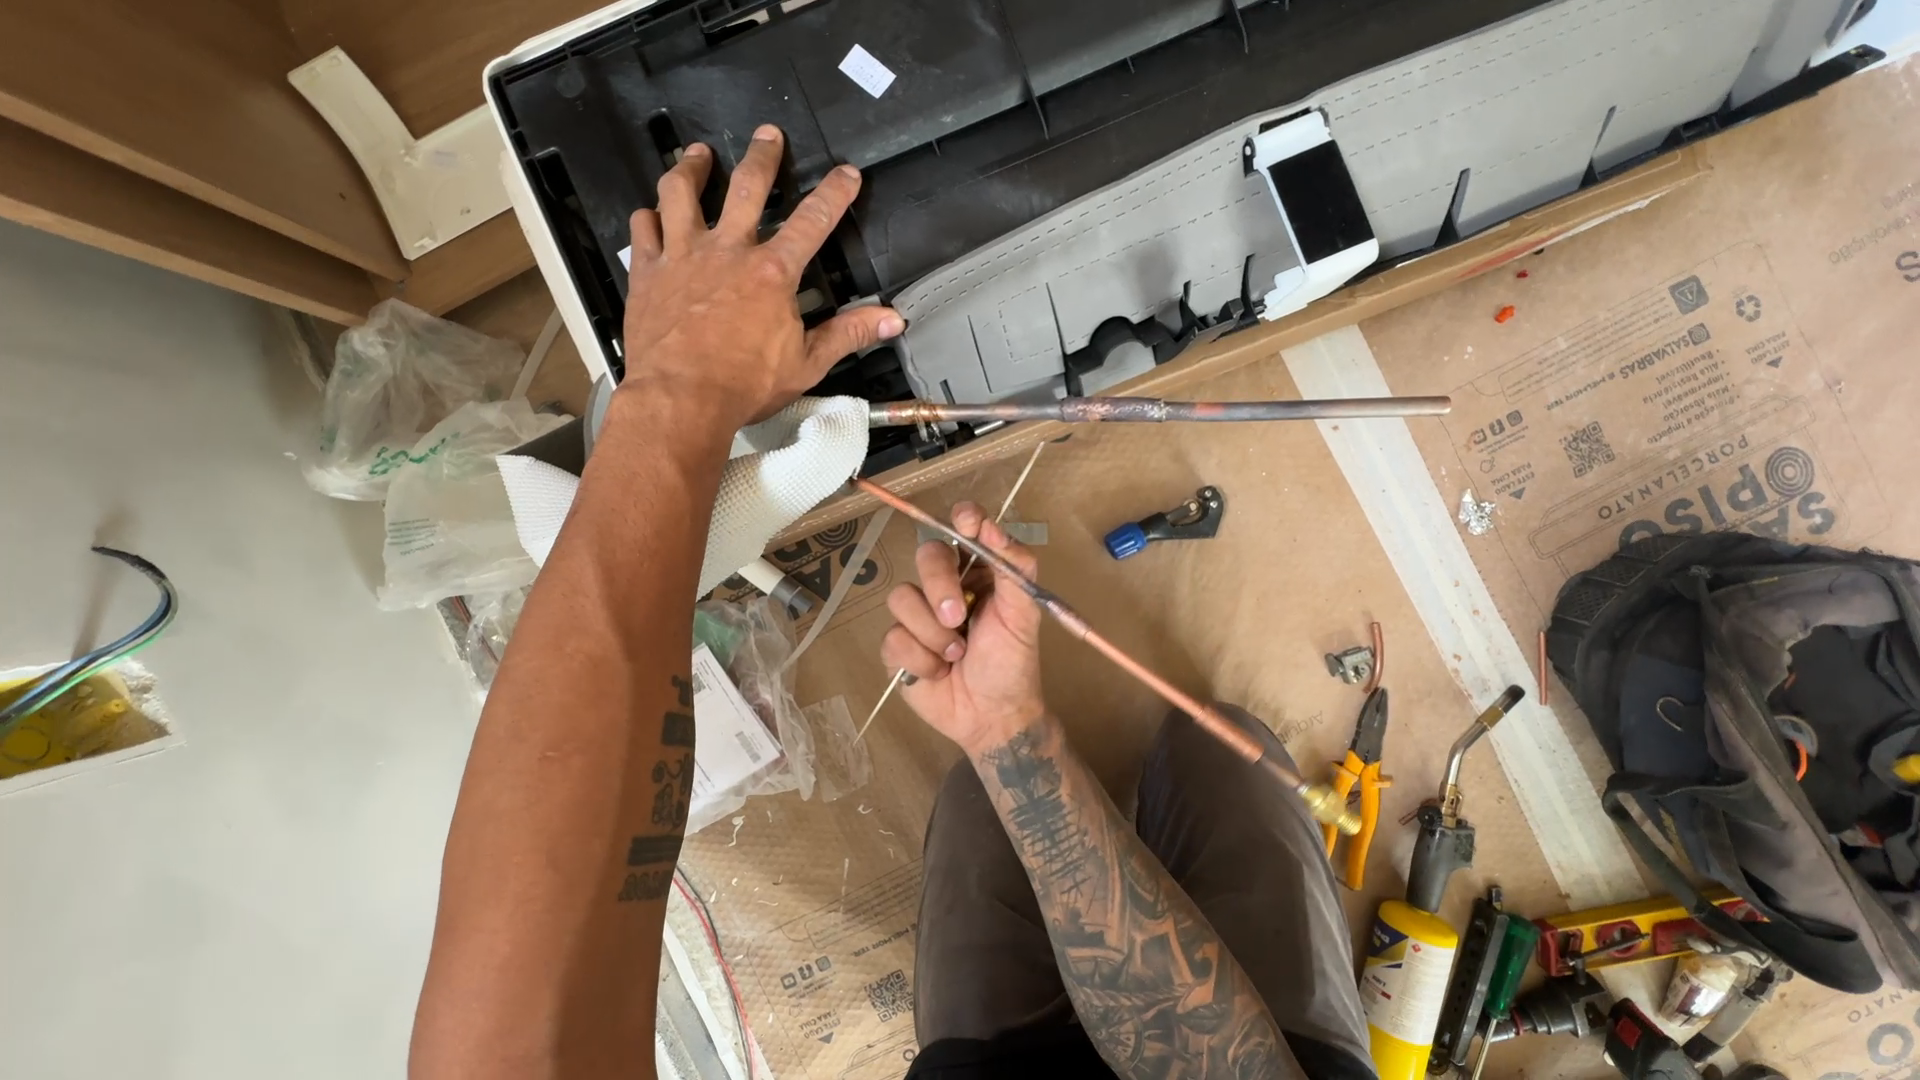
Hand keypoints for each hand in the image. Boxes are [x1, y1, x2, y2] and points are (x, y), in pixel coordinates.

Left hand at [618, 124, 903, 431]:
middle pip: (747, 188)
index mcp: (772, 273)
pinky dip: (648, 215)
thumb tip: (891, 320)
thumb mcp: (807, 364)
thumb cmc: (744, 384)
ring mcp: (683, 257)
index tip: (846, 173)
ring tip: (698, 155)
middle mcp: (728, 251)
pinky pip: (644, 230)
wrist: (681, 398)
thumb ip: (848, 334)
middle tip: (768, 134)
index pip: (813, 221)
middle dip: (763, 157)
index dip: (834, 194)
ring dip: (692, 169)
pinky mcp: (648, 274)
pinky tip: (650, 212)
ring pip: (682, 194)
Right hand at [880, 503, 1045, 755]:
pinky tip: (939, 672)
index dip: (962, 518)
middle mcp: (946, 585)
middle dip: (939, 585)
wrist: (993, 716)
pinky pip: (893, 637)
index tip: (966, 522)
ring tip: (957, 656)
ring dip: (933, 633)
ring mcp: (918, 614)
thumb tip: (991, 528)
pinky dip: (921, 658)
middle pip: (926, 556)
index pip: (964, 530)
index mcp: (979, 571)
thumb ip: (1014, 568)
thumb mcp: (1024, 614)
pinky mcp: (898, 646)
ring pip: (902, 597)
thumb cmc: (1012, 662)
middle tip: (957, 617)